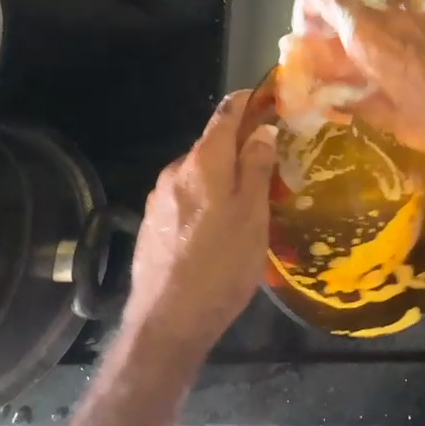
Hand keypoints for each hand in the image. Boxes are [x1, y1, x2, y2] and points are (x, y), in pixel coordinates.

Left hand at [121, 89, 278, 353]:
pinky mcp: (152, 225)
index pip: (226, 112)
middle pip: (213, 144)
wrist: (166, 324)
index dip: (249, 101)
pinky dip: (207, 199)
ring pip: (199, 173)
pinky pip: (186, 198)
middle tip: (272, 162)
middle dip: (241, 146)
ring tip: (250, 200)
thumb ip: (256, 167)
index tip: (271, 101)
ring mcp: (159, 198)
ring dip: (224, 176)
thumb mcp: (252, 214)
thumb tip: (263, 131)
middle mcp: (176, 171)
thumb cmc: (220, 265)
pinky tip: (220, 228)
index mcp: (203, 161)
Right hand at [291, 0, 424, 161]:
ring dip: (356, 25)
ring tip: (356, 58)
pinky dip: (384, 22)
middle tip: (325, 55)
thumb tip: (319, 92)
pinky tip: (388, 50)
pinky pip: (397, 9)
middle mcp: (387, 15)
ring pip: (370, 6)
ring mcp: (412, 15)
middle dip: (328, 24)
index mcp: (366, 34)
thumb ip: (345, 95)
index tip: (304, 37)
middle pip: (344, 1)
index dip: (306, 9)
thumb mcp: (379, 114)